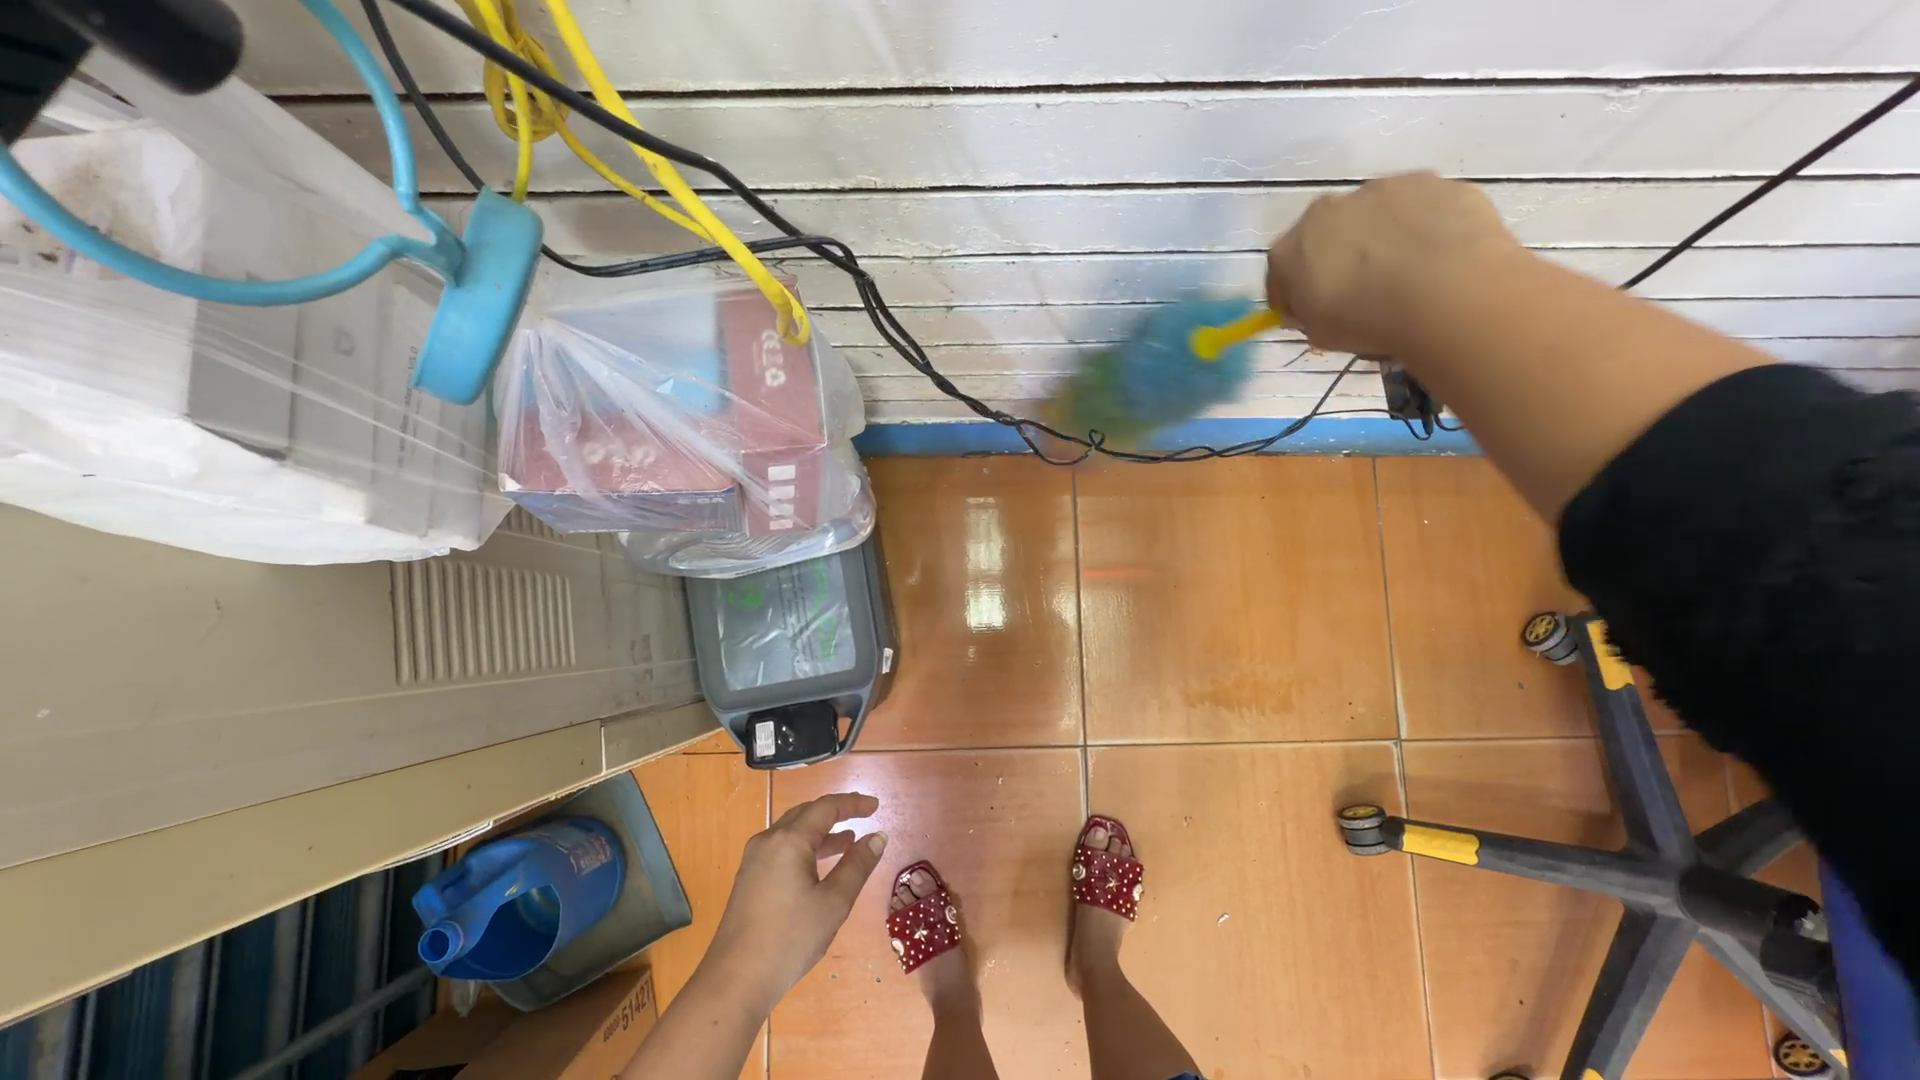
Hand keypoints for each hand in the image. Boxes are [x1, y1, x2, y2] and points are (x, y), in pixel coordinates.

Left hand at [695, 792, 886, 1014]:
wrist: (736, 979)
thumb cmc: (791, 938)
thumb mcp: (833, 902)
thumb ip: (857, 865)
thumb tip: (878, 837)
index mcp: (789, 841)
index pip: (826, 808)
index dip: (852, 803)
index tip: (875, 805)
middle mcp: (768, 842)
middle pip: (805, 814)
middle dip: (836, 812)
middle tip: (863, 815)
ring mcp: (754, 861)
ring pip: (792, 833)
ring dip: (821, 832)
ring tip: (848, 840)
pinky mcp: (749, 880)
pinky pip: (781, 850)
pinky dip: (805, 849)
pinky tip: (818, 867)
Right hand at [1265, 172, 1522, 355]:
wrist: (1446, 290)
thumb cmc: (1369, 320)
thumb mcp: (1321, 335)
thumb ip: (1307, 315)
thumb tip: (1310, 306)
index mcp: (1290, 249)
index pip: (1280, 272)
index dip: (1292, 294)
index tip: (1307, 312)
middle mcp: (1326, 209)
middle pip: (1325, 234)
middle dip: (1335, 256)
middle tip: (1358, 290)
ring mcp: (1379, 189)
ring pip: (1372, 215)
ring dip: (1379, 236)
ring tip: (1406, 272)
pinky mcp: (1429, 181)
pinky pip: (1416, 208)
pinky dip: (1421, 226)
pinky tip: (1438, 255)